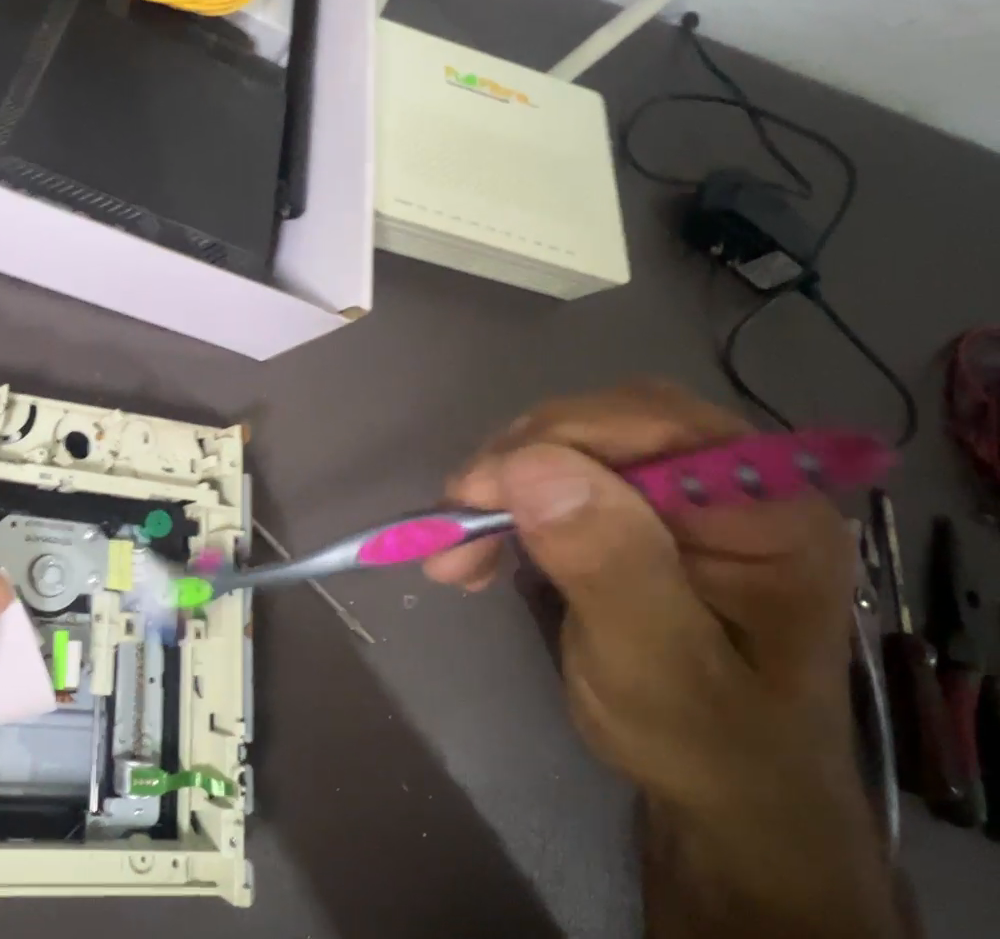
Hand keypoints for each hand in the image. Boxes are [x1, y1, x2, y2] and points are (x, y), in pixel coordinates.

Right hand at [426, 383, 902, 937]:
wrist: (726, 798)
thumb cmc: (705, 743)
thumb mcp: (655, 665)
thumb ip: (609, 564)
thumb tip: (529, 465)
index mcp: (767, 512)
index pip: (651, 423)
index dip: (550, 442)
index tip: (470, 497)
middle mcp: (731, 486)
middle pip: (604, 424)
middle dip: (515, 465)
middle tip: (455, 526)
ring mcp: (683, 499)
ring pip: (571, 447)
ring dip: (501, 488)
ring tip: (459, 554)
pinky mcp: (640, 517)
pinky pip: (559, 480)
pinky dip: (507, 506)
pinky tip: (482, 551)